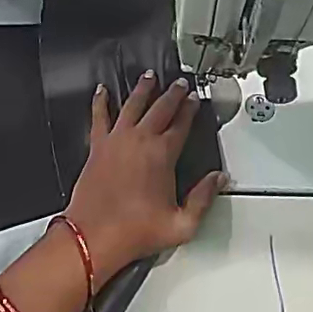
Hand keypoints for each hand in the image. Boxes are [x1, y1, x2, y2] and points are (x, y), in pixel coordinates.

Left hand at [62, 72, 224, 279]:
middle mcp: (139, 141)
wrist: (95, 235)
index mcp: (162, 156)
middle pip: (160, 108)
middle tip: (179, 84)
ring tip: (149, 76)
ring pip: (132, 105)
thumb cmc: (134, 231)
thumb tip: (217, 180)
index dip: (190, 110)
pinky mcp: (97, 146)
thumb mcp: (182, 224)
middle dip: (172, 94)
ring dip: (143, 89)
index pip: (181, 124)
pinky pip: (99, 116)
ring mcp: (116, 140)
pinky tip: (102, 91)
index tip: (194, 100)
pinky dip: (101, 101)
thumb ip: (203, 198)